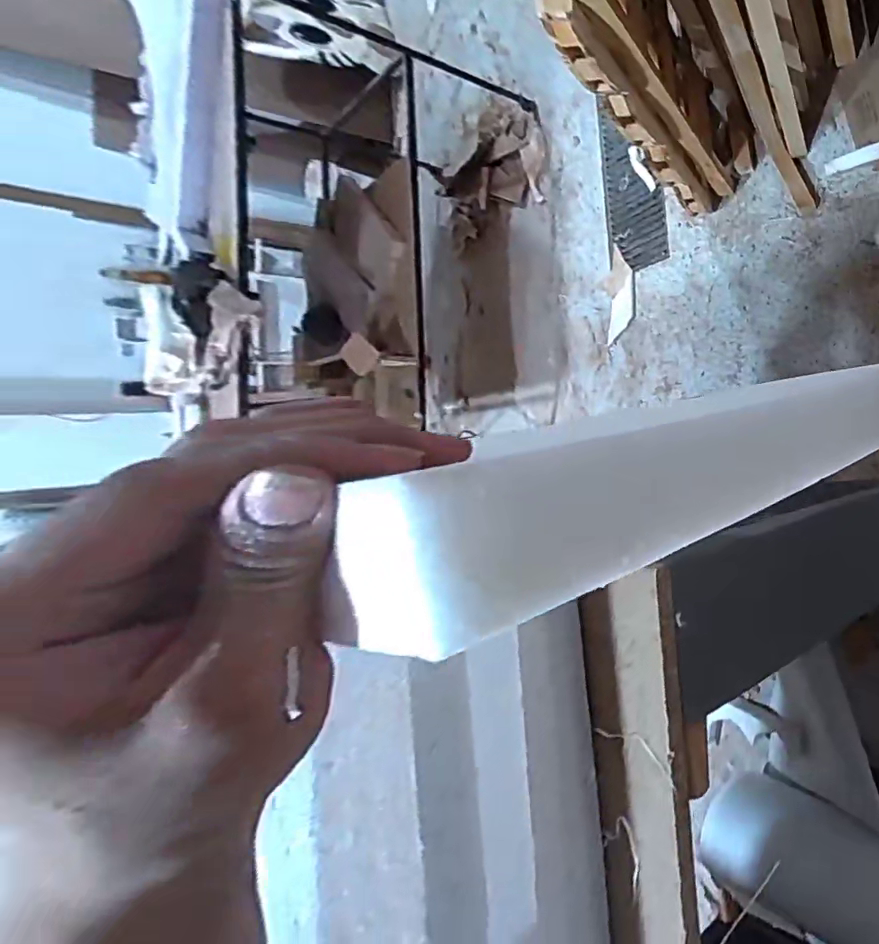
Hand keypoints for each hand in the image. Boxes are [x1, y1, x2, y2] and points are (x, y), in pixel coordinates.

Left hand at [0, 398, 469, 940]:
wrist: (143, 850)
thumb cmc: (178, 796)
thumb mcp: (226, 701)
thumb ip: (257, 590)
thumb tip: (294, 482)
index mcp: (23, 605)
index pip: (160, 490)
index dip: (285, 456)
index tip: (395, 458)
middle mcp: (54, 566)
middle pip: (190, 462)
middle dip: (319, 441)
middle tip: (426, 447)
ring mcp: (111, 564)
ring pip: (217, 466)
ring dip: (323, 447)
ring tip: (411, 448)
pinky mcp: (164, 569)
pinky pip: (237, 499)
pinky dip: (313, 474)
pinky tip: (362, 464)